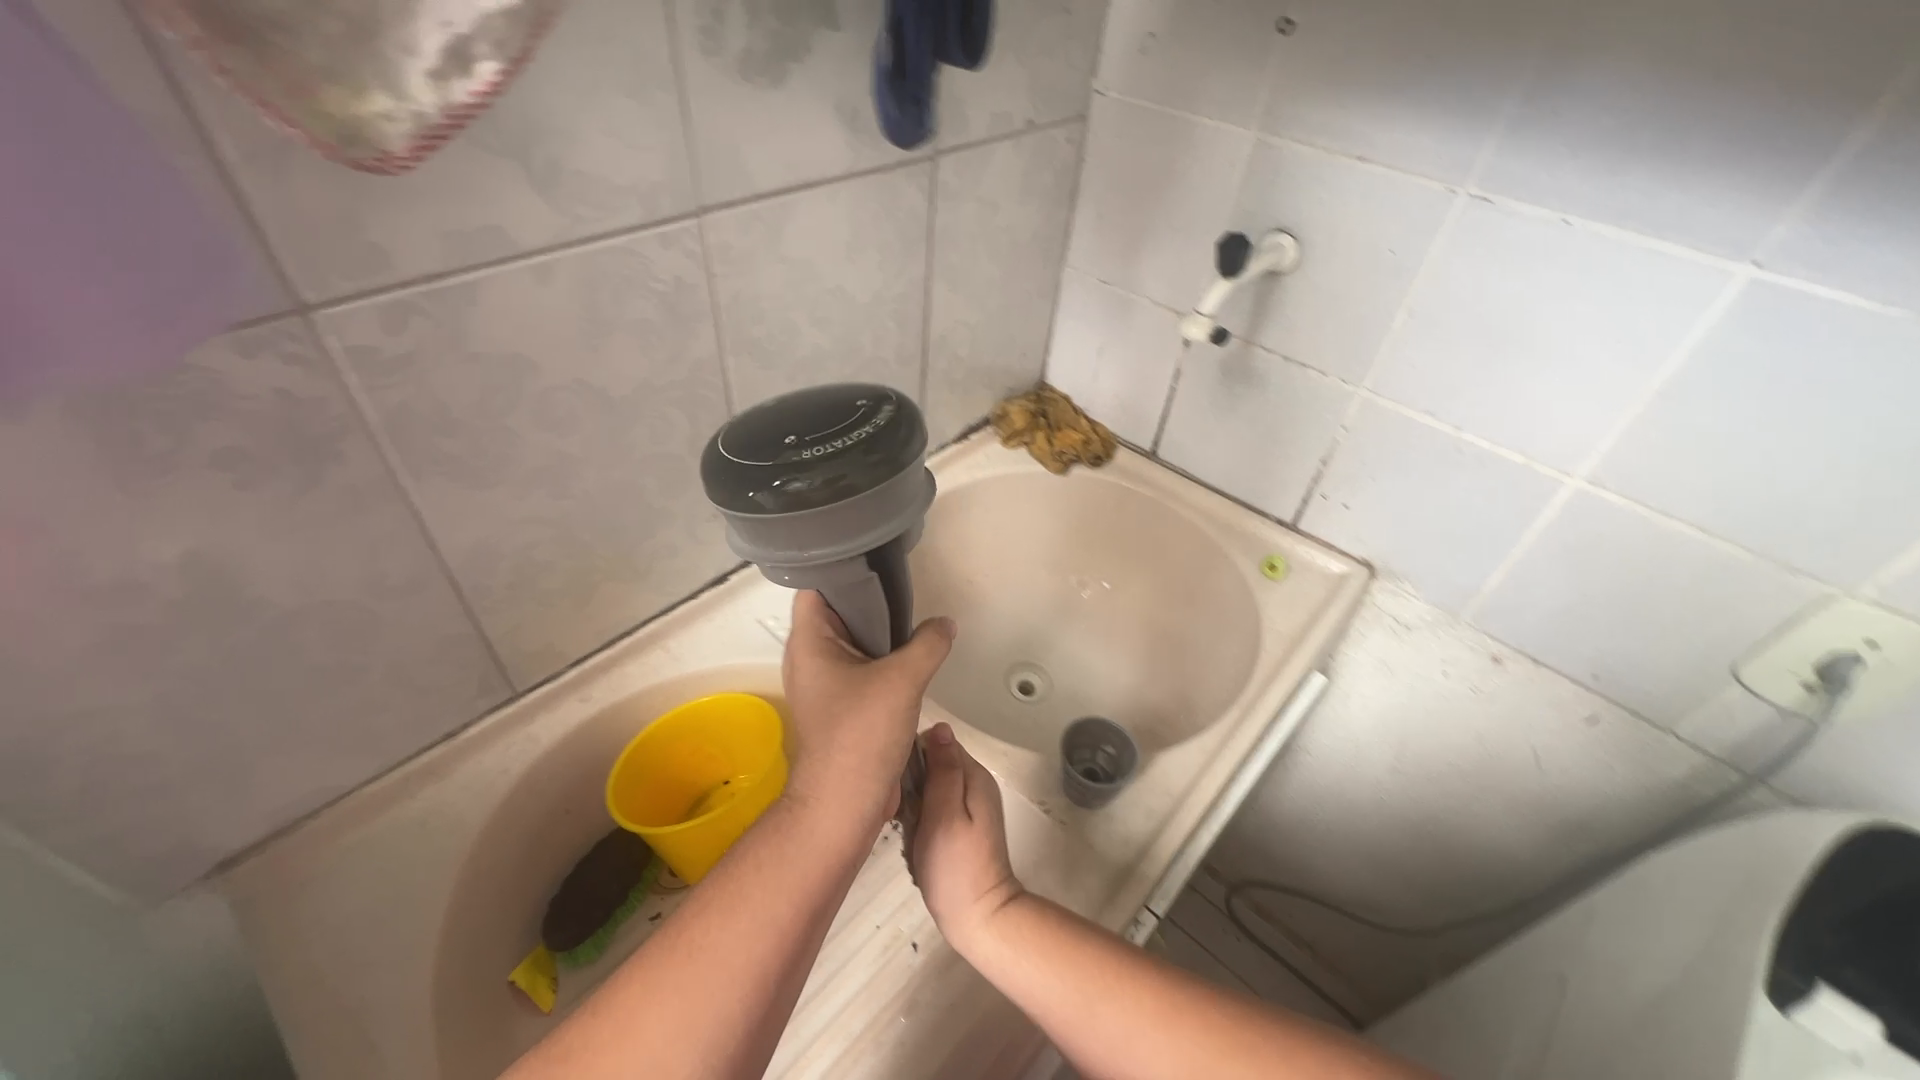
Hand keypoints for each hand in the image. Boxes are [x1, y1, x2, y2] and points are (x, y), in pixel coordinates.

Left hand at [781, 590, 954, 825]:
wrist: (844, 803)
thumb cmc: (861, 733)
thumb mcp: (903, 680)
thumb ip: (928, 644)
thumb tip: (945, 624)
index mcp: (808, 642)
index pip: (817, 589)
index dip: (846, 574)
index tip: (882, 570)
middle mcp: (808, 658)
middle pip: (837, 615)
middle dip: (871, 606)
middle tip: (907, 597)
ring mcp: (822, 685)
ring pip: (851, 645)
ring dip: (879, 638)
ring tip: (913, 627)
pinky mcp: (838, 707)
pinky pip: (859, 671)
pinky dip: (880, 664)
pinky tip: (910, 664)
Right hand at [909, 723, 1023, 951]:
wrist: (978, 918)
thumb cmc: (956, 866)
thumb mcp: (944, 813)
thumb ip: (942, 770)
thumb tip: (939, 727)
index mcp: (973, 775)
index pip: (936, 742)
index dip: (912, 757)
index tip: (898, 783)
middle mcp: (974, 784)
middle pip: (931, 764)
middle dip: (911, 784)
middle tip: (902, 812)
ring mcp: (968, 806)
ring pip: (927, 788)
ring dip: (912, 806)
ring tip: (906, 829)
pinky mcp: (959, 826)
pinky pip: (931, 810)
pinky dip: (918, 822)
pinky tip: (913, 840)